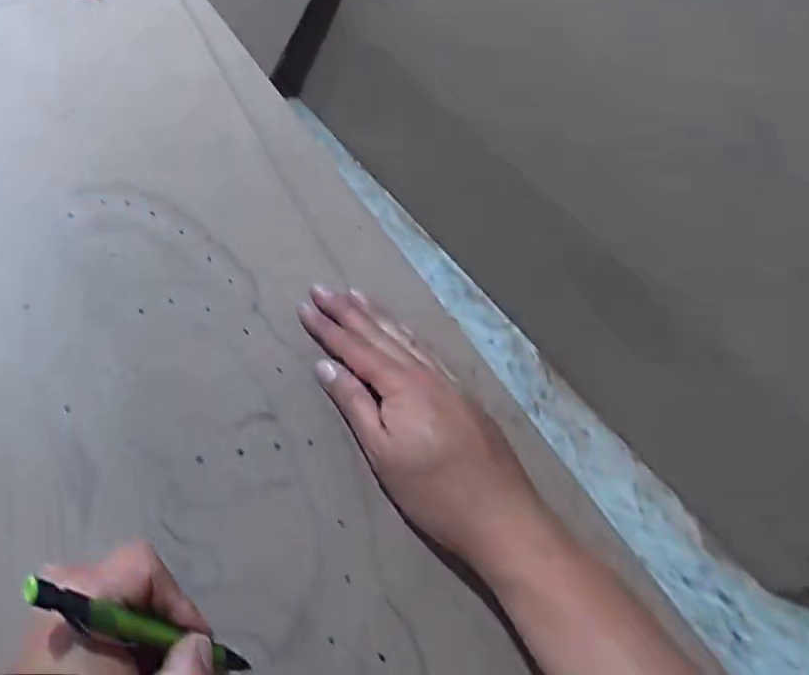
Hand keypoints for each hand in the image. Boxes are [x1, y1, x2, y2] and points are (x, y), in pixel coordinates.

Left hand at [10, 540, 215, 674]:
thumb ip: (183, 668)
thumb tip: (201, 644)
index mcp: (84, 595)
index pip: (143, 566)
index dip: (179, 603)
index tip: (201, 647)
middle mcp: (63, 590)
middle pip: (131, 583)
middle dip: (162, 625)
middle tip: (181, 665)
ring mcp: (49, 612)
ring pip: (115, 605)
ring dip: (142, 638)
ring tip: (153, 672)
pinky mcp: (43, 636)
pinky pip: (94, 622)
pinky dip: (118, 645)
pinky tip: (127, 673)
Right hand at [299, 287, 549, 564]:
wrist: (505, 519)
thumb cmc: (434, 493)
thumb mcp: (383, 454)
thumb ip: (354, 404)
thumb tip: (325, 366)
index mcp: (402, 385)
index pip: (355, 348)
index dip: (327, 328)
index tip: (304, 306)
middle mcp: (424, 373)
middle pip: (378, 334)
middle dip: (347, 310)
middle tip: (321, 288)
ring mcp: (447, 380)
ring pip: (404, 337)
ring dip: (376, 314)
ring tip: (354, 294)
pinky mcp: (462, 393)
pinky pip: (425, 349)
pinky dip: (405, 332)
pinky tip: (401, 329)